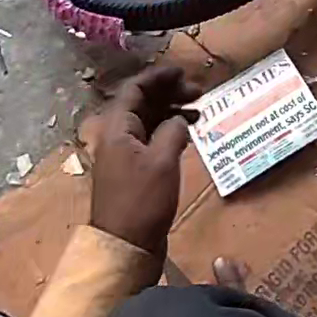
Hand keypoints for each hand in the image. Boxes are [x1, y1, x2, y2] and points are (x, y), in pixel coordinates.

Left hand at [84, 66, 193, 256]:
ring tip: (199, 110)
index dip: (159, 77)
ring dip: (172, 111)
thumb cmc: (142, 201)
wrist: (126, 246)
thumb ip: (172, 131)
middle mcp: (117, 135)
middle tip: (199, 92)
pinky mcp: (134, 169)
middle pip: (142, 102)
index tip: (183, 71)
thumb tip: (179, 120)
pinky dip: (169, 131)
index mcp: (116, 127)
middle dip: (169, 93)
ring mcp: (124, 153)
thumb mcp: (162, 161)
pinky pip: (151, 138)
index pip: (135, 89)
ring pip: (148, 120)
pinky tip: (189, 133)